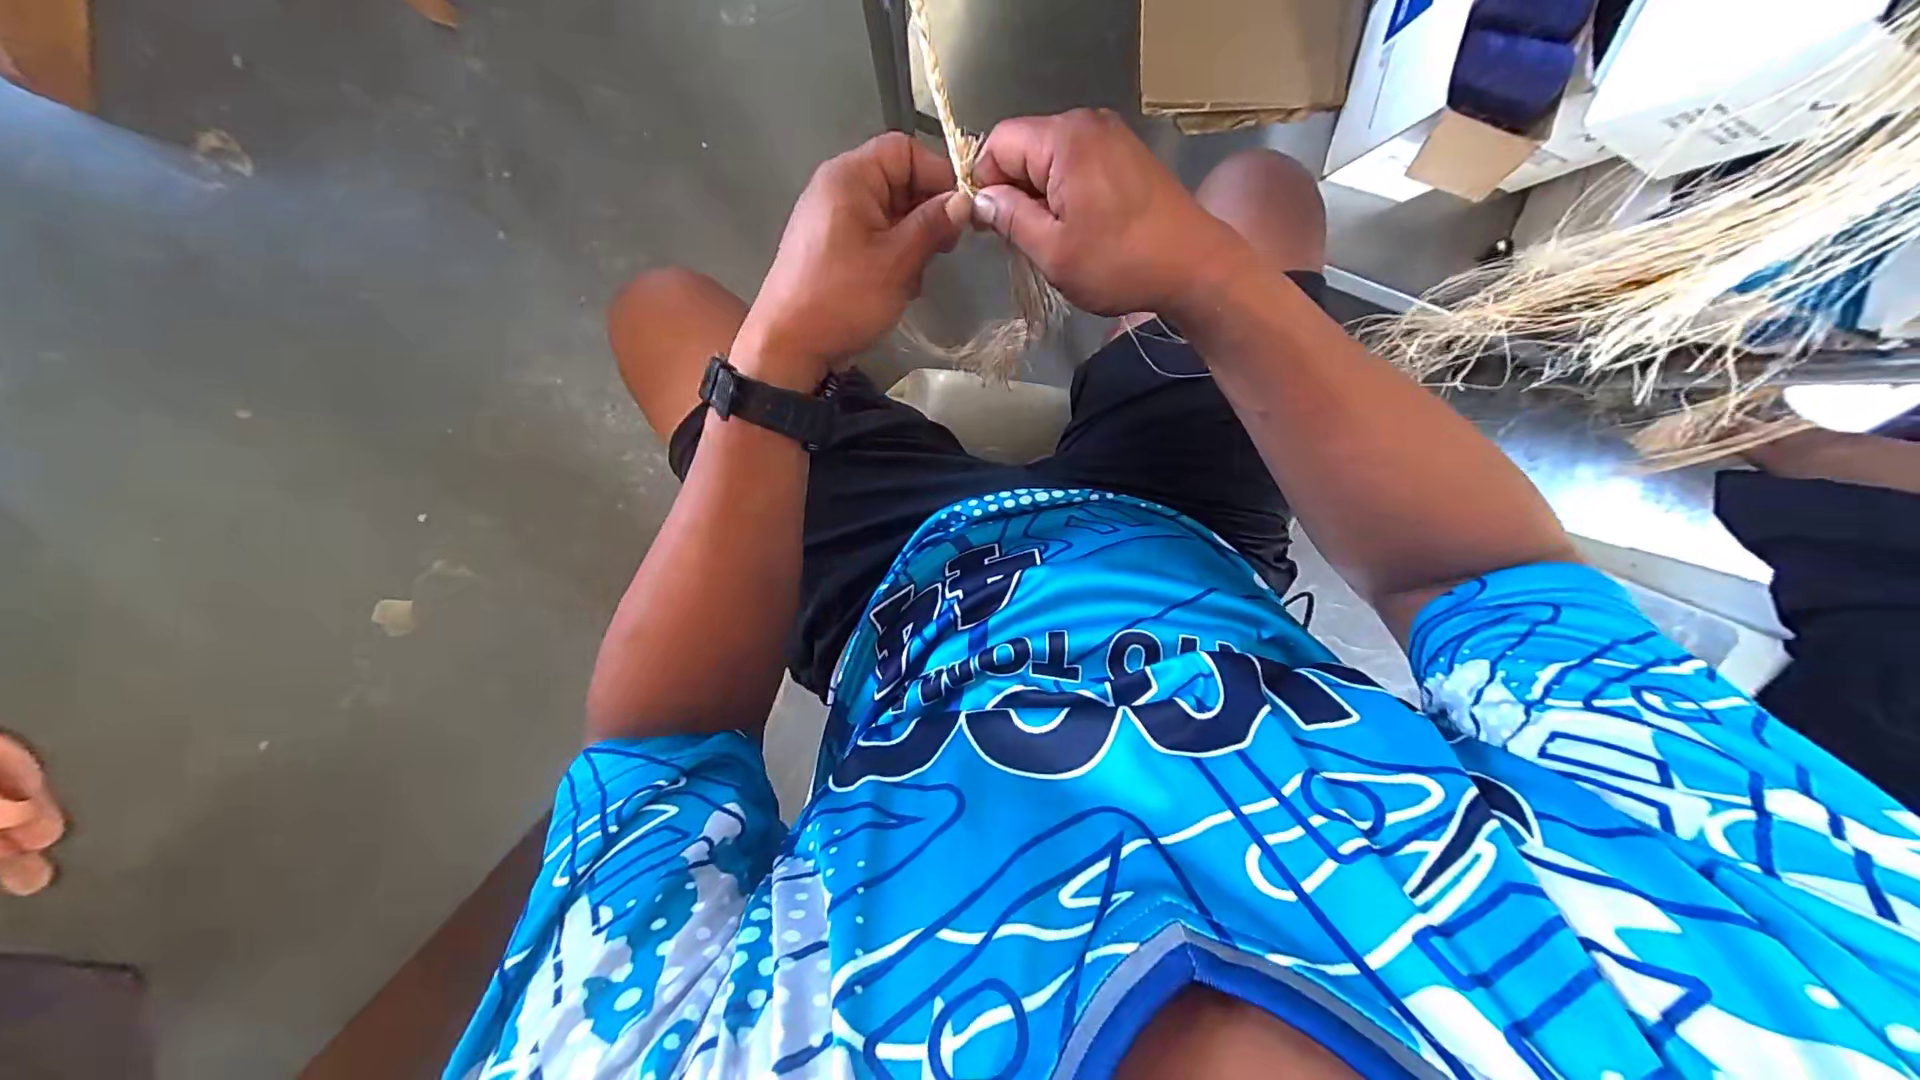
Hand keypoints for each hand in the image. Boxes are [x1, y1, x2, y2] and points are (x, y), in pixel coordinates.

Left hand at [735, 132, 969, 388]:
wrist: (789, 345)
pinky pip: (874, 238)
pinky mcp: (833, 248)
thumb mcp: (897, 262)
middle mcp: (838, 188)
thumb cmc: (843, 298)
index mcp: (849, 177)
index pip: (905, 151)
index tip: (963, 211)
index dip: (939, 175)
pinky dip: (893, 258)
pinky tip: (896, 287)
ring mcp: (833, 219)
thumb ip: (933, 225)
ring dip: (912, 244)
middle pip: (899, 182)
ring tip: (913, 278)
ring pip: (891, 215)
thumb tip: (965, 200)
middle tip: (943, 251)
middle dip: (926, 215)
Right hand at [971, 109, 1251, 318]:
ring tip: (1052, 240)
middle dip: (1013, 192)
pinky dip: (1065, 196)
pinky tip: (1077, 230)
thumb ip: (1010, 219)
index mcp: (1065, 139)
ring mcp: (1112, 137)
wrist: (1195, 267)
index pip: (999, 143)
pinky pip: (1077, 167)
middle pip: (1024, 148)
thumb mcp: (1053, 251)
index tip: (987, 226)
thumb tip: (982, 200)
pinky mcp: (1127, 156)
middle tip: (1020, 240)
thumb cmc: (1120, 263)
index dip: (983, 183)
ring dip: (1040, 199)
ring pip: (1050, 161)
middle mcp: (1088, 124)